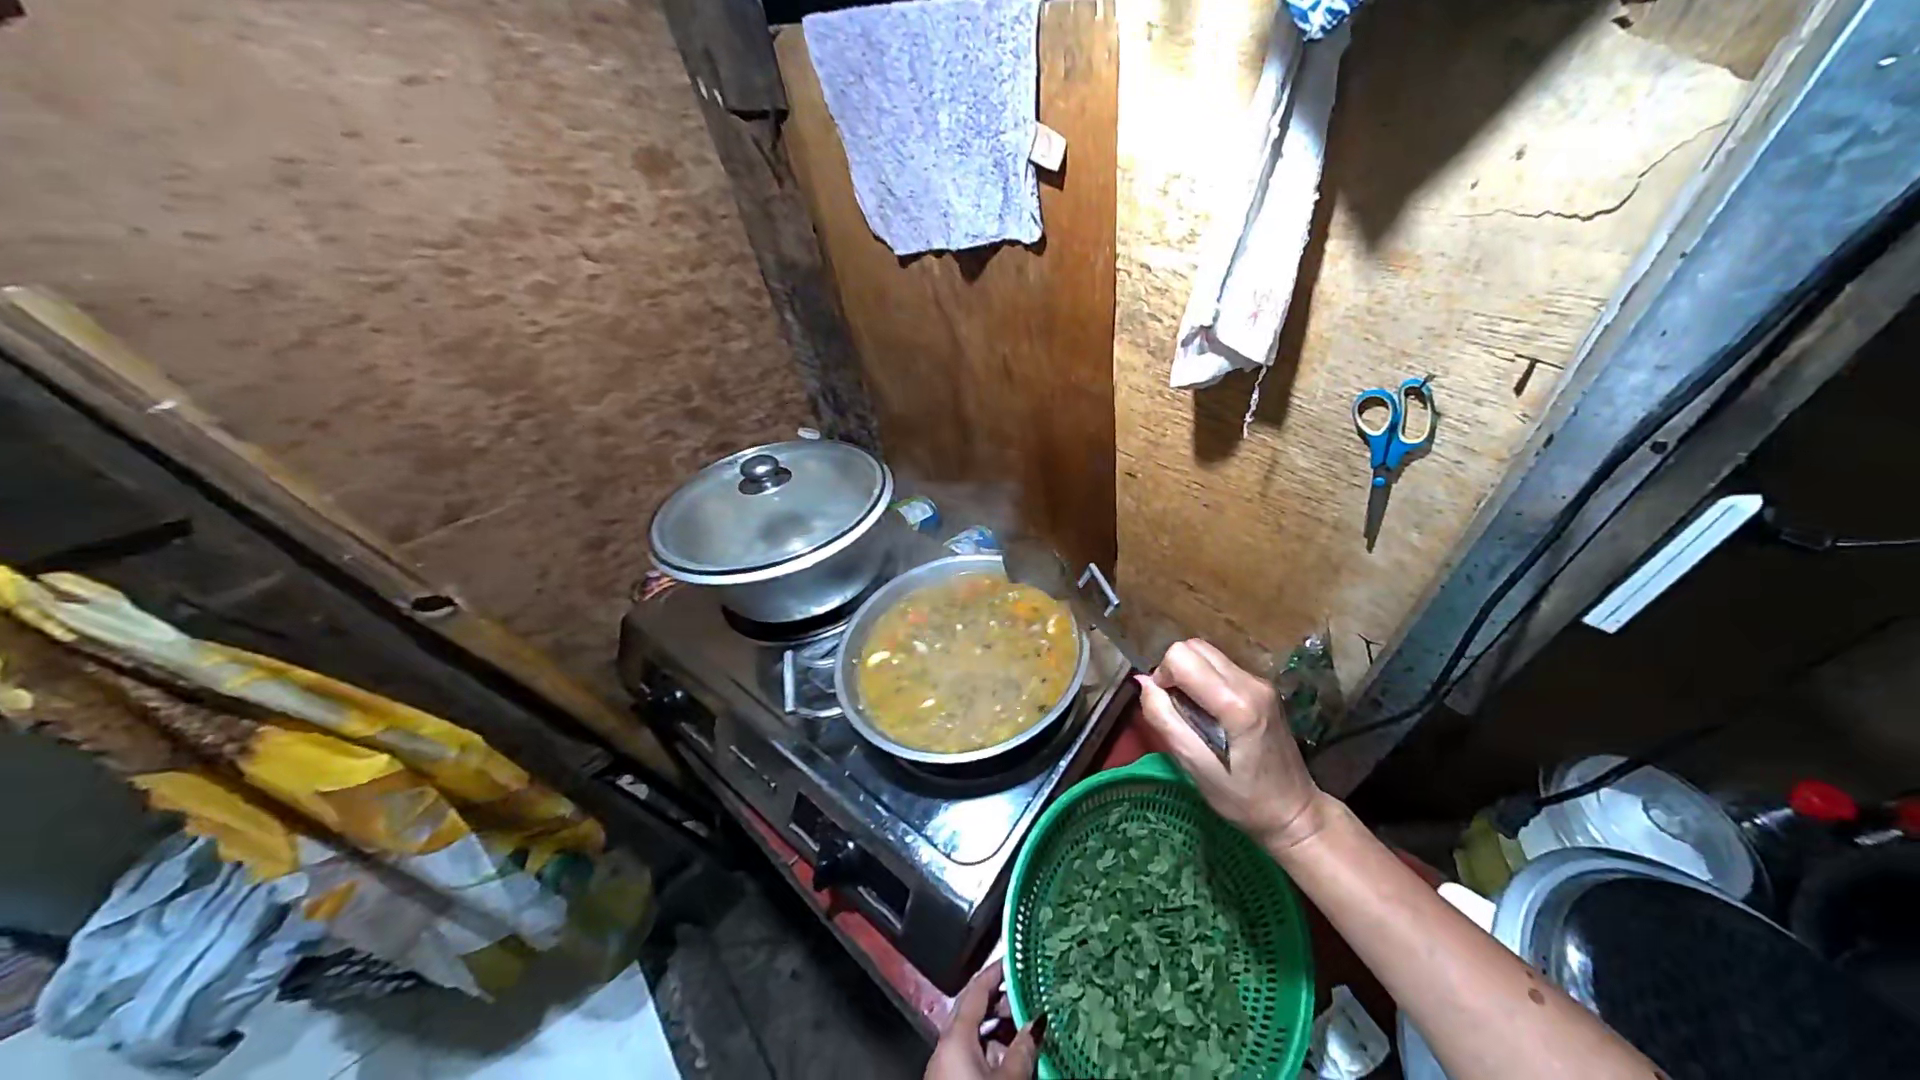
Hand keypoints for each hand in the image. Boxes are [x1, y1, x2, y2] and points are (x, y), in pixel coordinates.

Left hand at [924, 959, 1042, 1079]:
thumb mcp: (1009, 1079)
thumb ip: (1023, 1048)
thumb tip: (1036, 1023)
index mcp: (955, 1034)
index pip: (976, 989)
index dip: (996, 971)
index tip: (1013, 960)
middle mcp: (945, 1043)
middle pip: (973, 1008)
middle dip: (1000, 999)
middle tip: (1026, 993)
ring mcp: (944, 1063)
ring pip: (973, 1032)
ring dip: (998, 1026)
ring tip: (1024, 1026)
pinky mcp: (948, 1079)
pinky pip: (970, 1052)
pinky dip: (990, 1046)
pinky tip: (1010, 1055)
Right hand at [1136, 639, 1330, 852]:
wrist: (1293, 811)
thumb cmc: (1241, 798)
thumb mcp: (1193, 765)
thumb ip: (1164, 719)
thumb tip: (1142, 682)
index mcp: (1236, 703)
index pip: (1181, 657)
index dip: (1163, 676)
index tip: (1167, 707)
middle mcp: (1251, 682)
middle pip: (1193, 647)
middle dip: (1174, 670)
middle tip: (1177, 707)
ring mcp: (1260, 682)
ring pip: (1206, 652)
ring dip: (1188, 673)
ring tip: (1192, 710)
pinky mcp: (1262, 686)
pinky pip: (1220, 666)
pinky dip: (1203, 679)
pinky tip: (1210, 711)